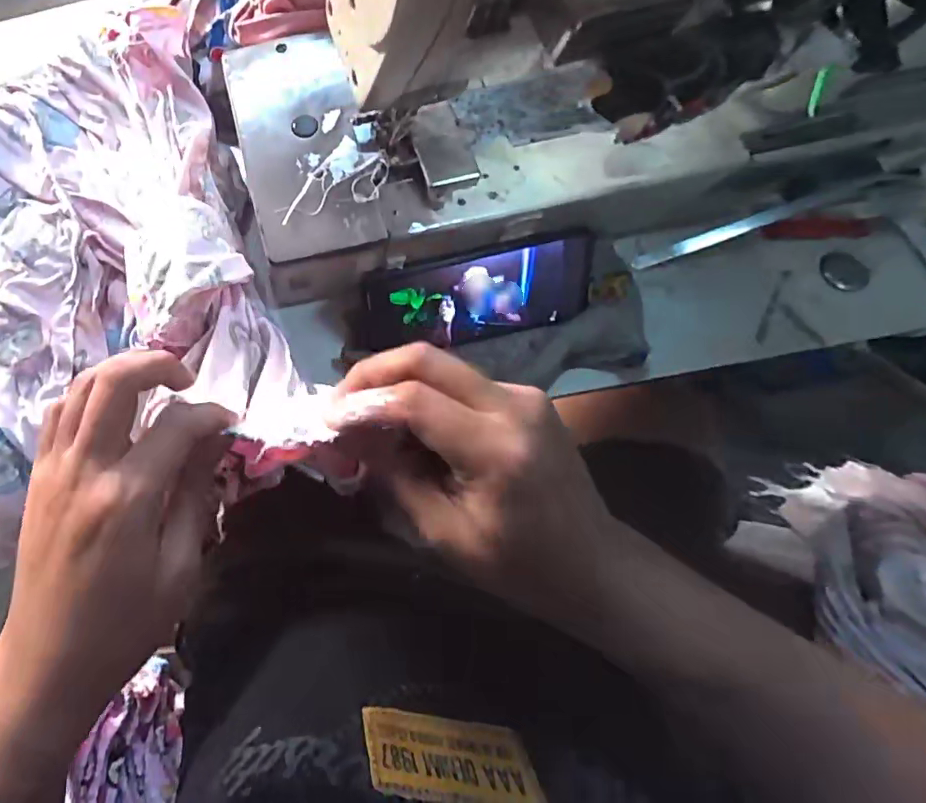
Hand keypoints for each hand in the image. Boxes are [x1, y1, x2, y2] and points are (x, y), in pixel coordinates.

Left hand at [0, 351, 232, 729]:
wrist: (47, 661)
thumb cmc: (124, 626)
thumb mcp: (180, 569)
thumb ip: (196, 494)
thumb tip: (214, 439)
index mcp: (126, 498)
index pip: (175, 425)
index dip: (209, 414)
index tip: (228, 421)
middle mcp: (84, 469)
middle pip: (114, 381)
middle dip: (157, 363)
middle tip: (186, 378)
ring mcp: (53, 468)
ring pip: (81, 387)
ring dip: (120, 371)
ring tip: (152, 383)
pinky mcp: (36, 475)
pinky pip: (58, 412)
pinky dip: (87, 394)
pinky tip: (111, 410)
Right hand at [329, 343, 613, 627]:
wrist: (597, 566)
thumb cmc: (521, 567)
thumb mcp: (446, 533)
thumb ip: (394, 476)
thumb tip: (349, 434)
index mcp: (498, 447)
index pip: (415, 400)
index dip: (363, 403)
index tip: (327, 418)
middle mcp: (514, 404)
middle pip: (426, 358)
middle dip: (372, 372)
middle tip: (339, 400)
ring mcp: (523, 393)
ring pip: (440, 363)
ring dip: (395, 380)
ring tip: (365, 414)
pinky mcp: (524, 395)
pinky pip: (459, 381)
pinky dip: (423, 392)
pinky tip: (407, 423)